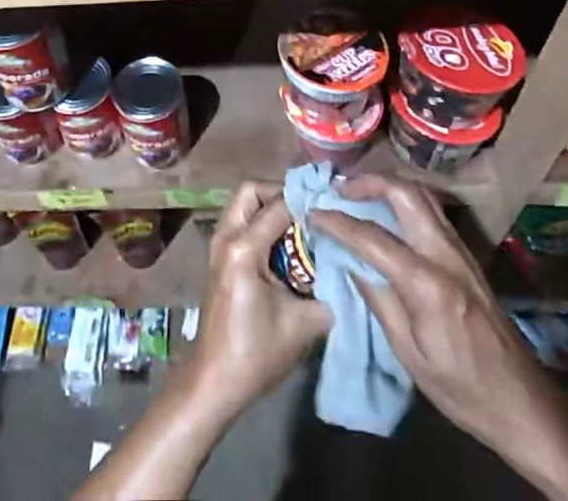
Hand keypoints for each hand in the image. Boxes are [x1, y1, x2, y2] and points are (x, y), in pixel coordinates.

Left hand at [190, 181, 331, 414]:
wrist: (217, 377)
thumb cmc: (258, 350)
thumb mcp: (304, 321)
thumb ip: (328, 286)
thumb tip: (350, 264)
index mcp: (242, 247)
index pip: (278, 206)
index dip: (308, 201)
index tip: (336, 204)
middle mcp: (225, 236)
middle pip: (250, 191)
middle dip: (281, 193)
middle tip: (313, 211)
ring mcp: (218, 245)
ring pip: (243, 205)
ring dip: (271, 208)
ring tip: (306, 227)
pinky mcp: (220, 257)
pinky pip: (241, 223)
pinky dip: (263, 223)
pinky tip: (291, 246)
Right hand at [311, 176, 567, 500]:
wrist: (525, 403)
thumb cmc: (460, 386)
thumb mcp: (408, 351)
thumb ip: (377, 298)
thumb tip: (347, 261)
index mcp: (428, 284)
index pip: (372, 236)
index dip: (336, 221)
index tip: (311, 214)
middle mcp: (447, 256)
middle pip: (406, 194)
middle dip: (367, 182)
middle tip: (336, 190)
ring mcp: (462, 253)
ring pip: (422, 196)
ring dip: (386, 186)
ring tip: (355, 194)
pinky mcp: (468, 257)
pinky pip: (431, 212)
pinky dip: (402, 200)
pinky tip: (384, 213)